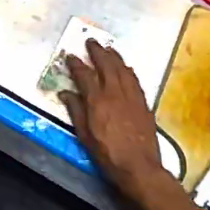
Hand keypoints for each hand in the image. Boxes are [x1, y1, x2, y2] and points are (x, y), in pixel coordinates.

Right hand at [59, 40, 170, 200]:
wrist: (139, 166)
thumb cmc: (107, 154)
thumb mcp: (84, 135)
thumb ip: (76, 111)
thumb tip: (66, 93)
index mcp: (98, 101)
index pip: (85, 75)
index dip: (76, 64)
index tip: (70, 56)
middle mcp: (115, 94)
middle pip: (107, 65)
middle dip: (97, 52)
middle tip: (91, 42)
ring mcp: (132, 97)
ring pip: (123, 70)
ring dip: (115, 57)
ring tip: (108, 48)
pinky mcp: (144, 104)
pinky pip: (135, 80)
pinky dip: (128, 70)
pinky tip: (126, 67)